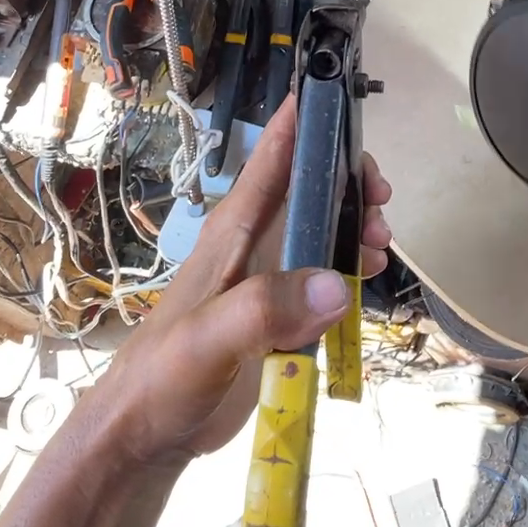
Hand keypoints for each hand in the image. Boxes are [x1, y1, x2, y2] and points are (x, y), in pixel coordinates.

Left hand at [77, 96, 392, 466]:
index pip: (273, 155)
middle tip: (380, 207)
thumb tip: (336, 282)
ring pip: (323, 226)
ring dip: (356, 226)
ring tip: (377, 248)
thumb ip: (264, 311)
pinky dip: (351, 268)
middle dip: (350, 181)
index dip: (304, 117)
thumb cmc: (164, 375)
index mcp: (234, 228)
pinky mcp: (281, 309)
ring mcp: (270, 274)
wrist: (147, 432)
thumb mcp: (207, 341)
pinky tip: (366, 280)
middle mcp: (255, 239)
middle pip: (311, 185)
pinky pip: (325, 272)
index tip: (343, 94)